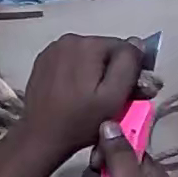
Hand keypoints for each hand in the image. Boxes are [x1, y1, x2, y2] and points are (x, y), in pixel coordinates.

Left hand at [17, 35, 144, 158]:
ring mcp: (53, 49)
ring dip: (95, 72)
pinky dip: (78, 73)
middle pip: (106, 51)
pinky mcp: (43, 61)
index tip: (131, 94)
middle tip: (114, 99)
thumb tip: (137, 42)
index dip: (132, 71)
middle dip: (113, 71)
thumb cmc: (81, 121)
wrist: (40, 137)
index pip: (125, 49)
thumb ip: (129, 65)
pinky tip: (75, 93)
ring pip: (89, 56)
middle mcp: (69, 39)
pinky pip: (71, 62)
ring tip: (93, 97)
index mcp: (88, 44)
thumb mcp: (114, 97)